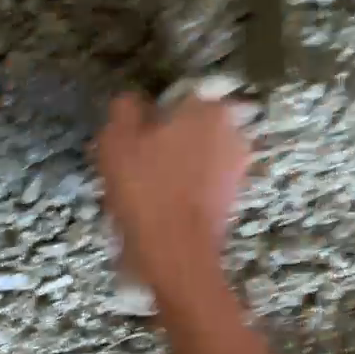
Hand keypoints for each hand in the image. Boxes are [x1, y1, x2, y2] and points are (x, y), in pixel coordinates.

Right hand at [93, 92, 251, 306]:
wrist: (176, 255)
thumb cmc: (146, 192)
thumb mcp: (116, 143)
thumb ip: (123, 111)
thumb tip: (130, 102)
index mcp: (207, 107)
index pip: (172, 99)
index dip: (147, 120)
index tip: (130, 142)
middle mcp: (232, 130)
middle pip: (187, 129)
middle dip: (164, 143)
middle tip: (134, 168)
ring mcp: (237, 167)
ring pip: (195, 158)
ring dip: (174, 169)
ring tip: (145, 193)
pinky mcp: (232, 200)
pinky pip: (201, 185)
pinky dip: (184, 192)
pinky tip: (162, 210)